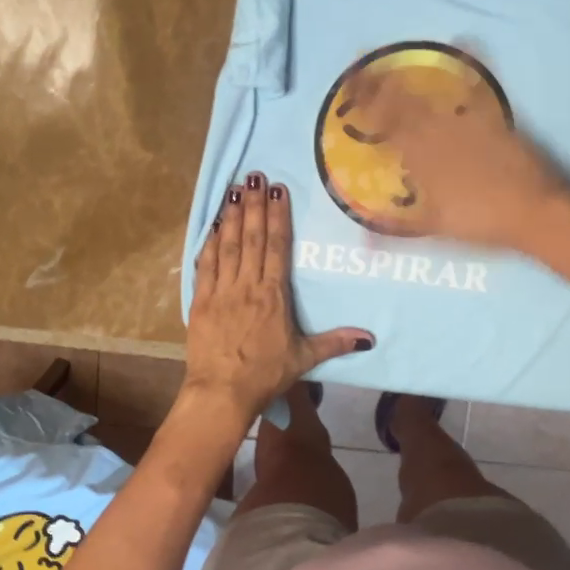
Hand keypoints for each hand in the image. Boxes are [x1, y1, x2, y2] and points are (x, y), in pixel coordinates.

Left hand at [185, 172, 372, 416]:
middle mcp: (247, 285)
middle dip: (253, 205)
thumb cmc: (265, 375)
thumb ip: (335, 343)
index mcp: (274, 295)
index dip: (277, 216)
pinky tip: (212, 226)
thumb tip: (369, 338)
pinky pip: (204, 265)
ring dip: (230, 216)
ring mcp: (221, 291)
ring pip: (227, 245)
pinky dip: (208, 243)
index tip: (277, 191)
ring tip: (233, 190)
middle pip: (251, 238)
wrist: (222, 392)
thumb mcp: (304, 358)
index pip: (277, 247)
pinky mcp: (200, 301)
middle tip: (254, 177)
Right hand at [351, 69, 569, 249]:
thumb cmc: (483, 225)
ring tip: (390, 62)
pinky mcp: (493, 120)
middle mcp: (438, 137)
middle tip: (359, 67)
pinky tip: (463, 40)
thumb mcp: (435, 231)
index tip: (348, 92)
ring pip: (429, 97)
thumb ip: (397, 227)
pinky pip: (475, 89)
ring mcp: (466, 125)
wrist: (536, 213)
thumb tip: (362, 242)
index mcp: (420, 162)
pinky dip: (469, 63)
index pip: (385, 130)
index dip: (365, 109)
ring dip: (406, 78)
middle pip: (401, 107)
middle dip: (377, 87)